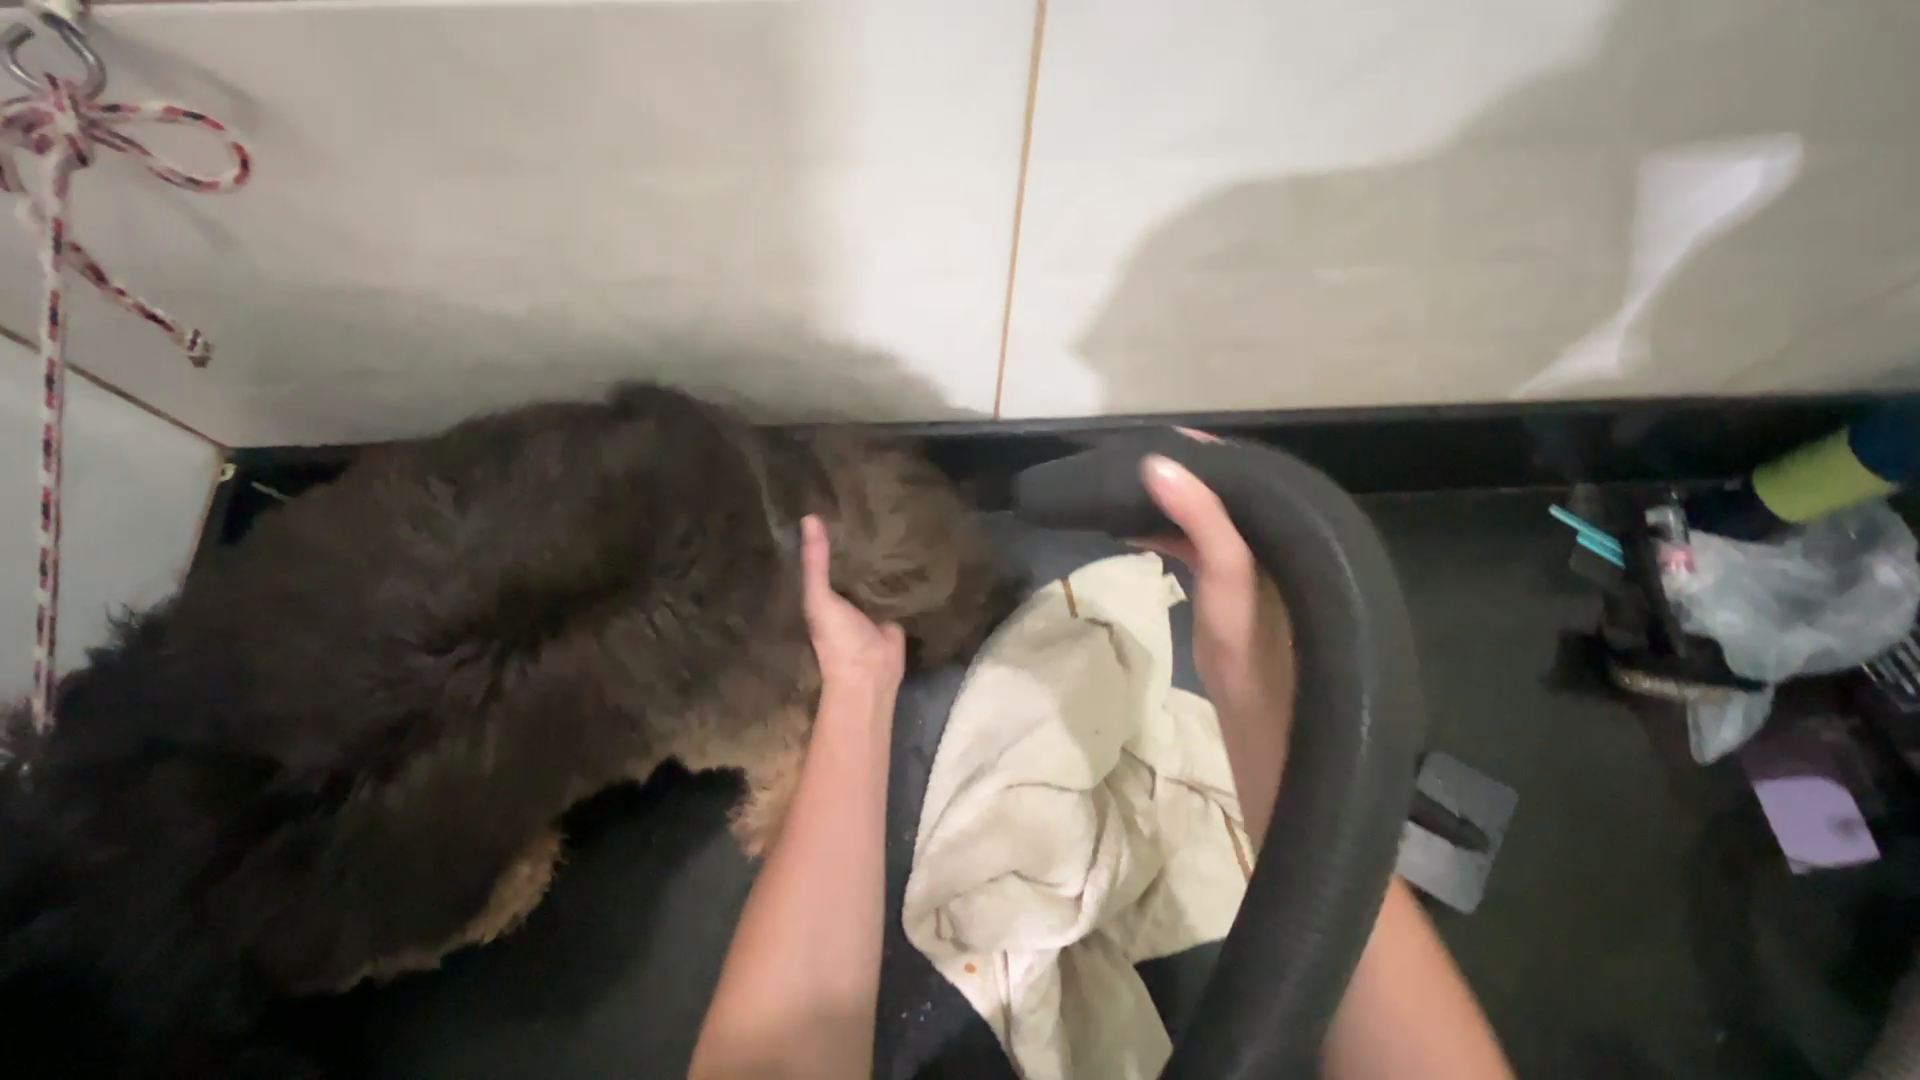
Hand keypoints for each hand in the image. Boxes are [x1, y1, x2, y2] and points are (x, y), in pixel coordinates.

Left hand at [801, 515, 906, 700]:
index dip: (828, 529)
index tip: (837, 496)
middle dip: (858, 535)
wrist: (870, 673)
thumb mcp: (819, 598)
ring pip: (876, 566)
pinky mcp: (895, 603)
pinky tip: (912, 539)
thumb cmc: (836, 638)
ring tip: (893, 510)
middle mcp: (846, 590)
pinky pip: (898, 579)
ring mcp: (871, 596)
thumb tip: (809, 517)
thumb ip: (815, 562)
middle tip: (871, 498)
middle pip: (852, 557)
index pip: (825, 552)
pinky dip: (903, 565)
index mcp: (822, 589)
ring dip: (882, 548)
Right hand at [1135, 438, 1295, 737]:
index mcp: (1279, 522)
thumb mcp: (1228, 574)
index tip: (1148, 438)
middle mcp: (1262, 533)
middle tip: (1123, 461)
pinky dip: (1158, 530)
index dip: (1196, 452)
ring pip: (1198, 514)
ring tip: (1119, 486)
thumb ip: (1202, 519)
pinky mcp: (1219, 583)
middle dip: (1173, 473)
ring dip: (1161, 501)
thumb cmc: (1251, 644)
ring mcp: (1240, 559)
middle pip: (1215, 488)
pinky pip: (1187, 541)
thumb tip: (1157, 463)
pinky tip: (1127, 526)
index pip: (1237, 469)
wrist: (1258, 713)